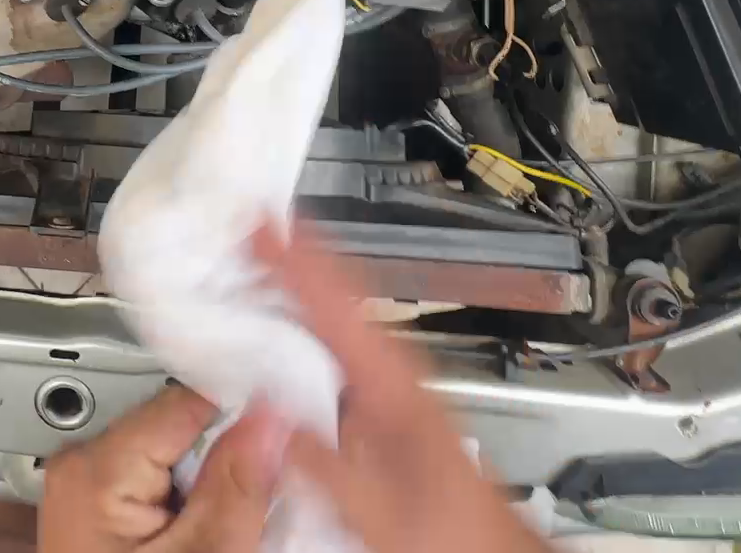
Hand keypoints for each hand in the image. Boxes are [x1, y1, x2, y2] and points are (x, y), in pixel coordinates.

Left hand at [38, 385, 284, 552]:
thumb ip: (236, 484)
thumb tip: (268, 417)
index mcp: (95, 467)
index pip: (182, 401)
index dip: (239, 405)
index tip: (284, 414)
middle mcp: (82, 463)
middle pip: (176, 424)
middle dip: (226, 446)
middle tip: (271, 479)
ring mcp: (87, 485)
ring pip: (172, 450)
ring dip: (212, 472)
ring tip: (237, 512)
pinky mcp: (99, 506)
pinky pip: (157, 477)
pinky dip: (191, 493)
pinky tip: (212, 520)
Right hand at [252, 222, 550, 552]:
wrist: (492, 544)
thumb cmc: (452, 527)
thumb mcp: (382, 512)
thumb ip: (323, 463)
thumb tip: (266, 410)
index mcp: (390, 382)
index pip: (334, 301)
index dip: (295, 257)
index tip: (262, 223)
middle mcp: (391, 364)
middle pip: (336, 287)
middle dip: (293, 249)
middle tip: (248, 221)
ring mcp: (388, 371)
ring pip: (339, 301)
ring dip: (300, 268)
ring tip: (258, 245)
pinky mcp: (382, 386)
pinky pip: (337, 326)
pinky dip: (309, 299)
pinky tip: (285, 301)